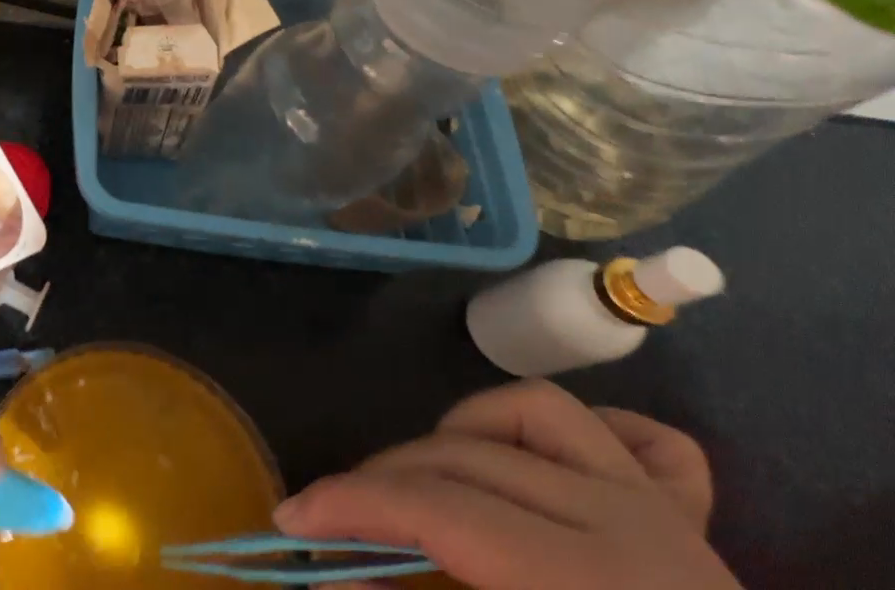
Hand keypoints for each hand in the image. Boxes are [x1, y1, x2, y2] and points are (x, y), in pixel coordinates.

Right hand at [273, 380, 739, 589]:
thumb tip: (328, 576)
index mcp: (582, 578)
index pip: (436, 508)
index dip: (350, 503)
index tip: (291, 518)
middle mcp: (628, 523)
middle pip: (463, 457)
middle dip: (380, 480)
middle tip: (337, 522)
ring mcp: (665, 512)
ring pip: (536, 411)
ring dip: (464, 432)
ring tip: (431, 483)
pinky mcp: (693, 520)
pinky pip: (637, 439)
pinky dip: (575, 438)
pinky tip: (535, 466)